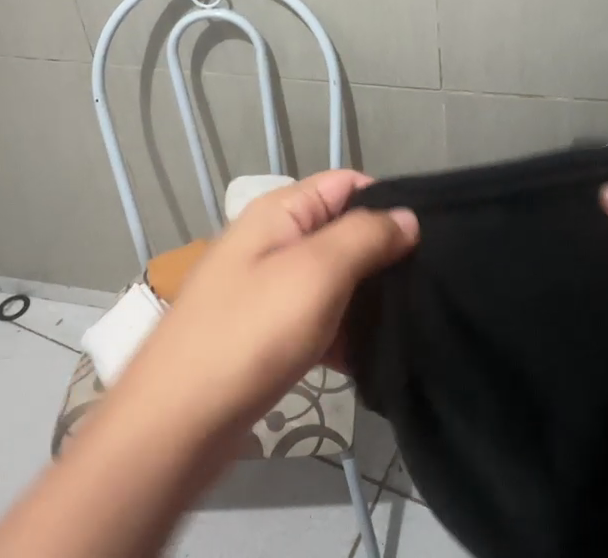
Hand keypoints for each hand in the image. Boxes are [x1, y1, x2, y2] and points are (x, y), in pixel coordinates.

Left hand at [112, 170, 418, 433]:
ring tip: (409, 323)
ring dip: (366, 300)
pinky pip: (318, 321)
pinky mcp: (267, 335)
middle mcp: (272, 243)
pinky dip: (344, 335)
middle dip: (383, 255)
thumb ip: (366, 236)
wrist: (177, 424)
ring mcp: (267, 291)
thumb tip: (408, 217)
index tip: (430, 236)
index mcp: (279, 213)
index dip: (389, 202)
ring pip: (334, 280)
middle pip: (342, 232)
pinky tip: (371, 359)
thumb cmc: (250, 334)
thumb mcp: (317, 271)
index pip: (347, 184)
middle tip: (427, 284)